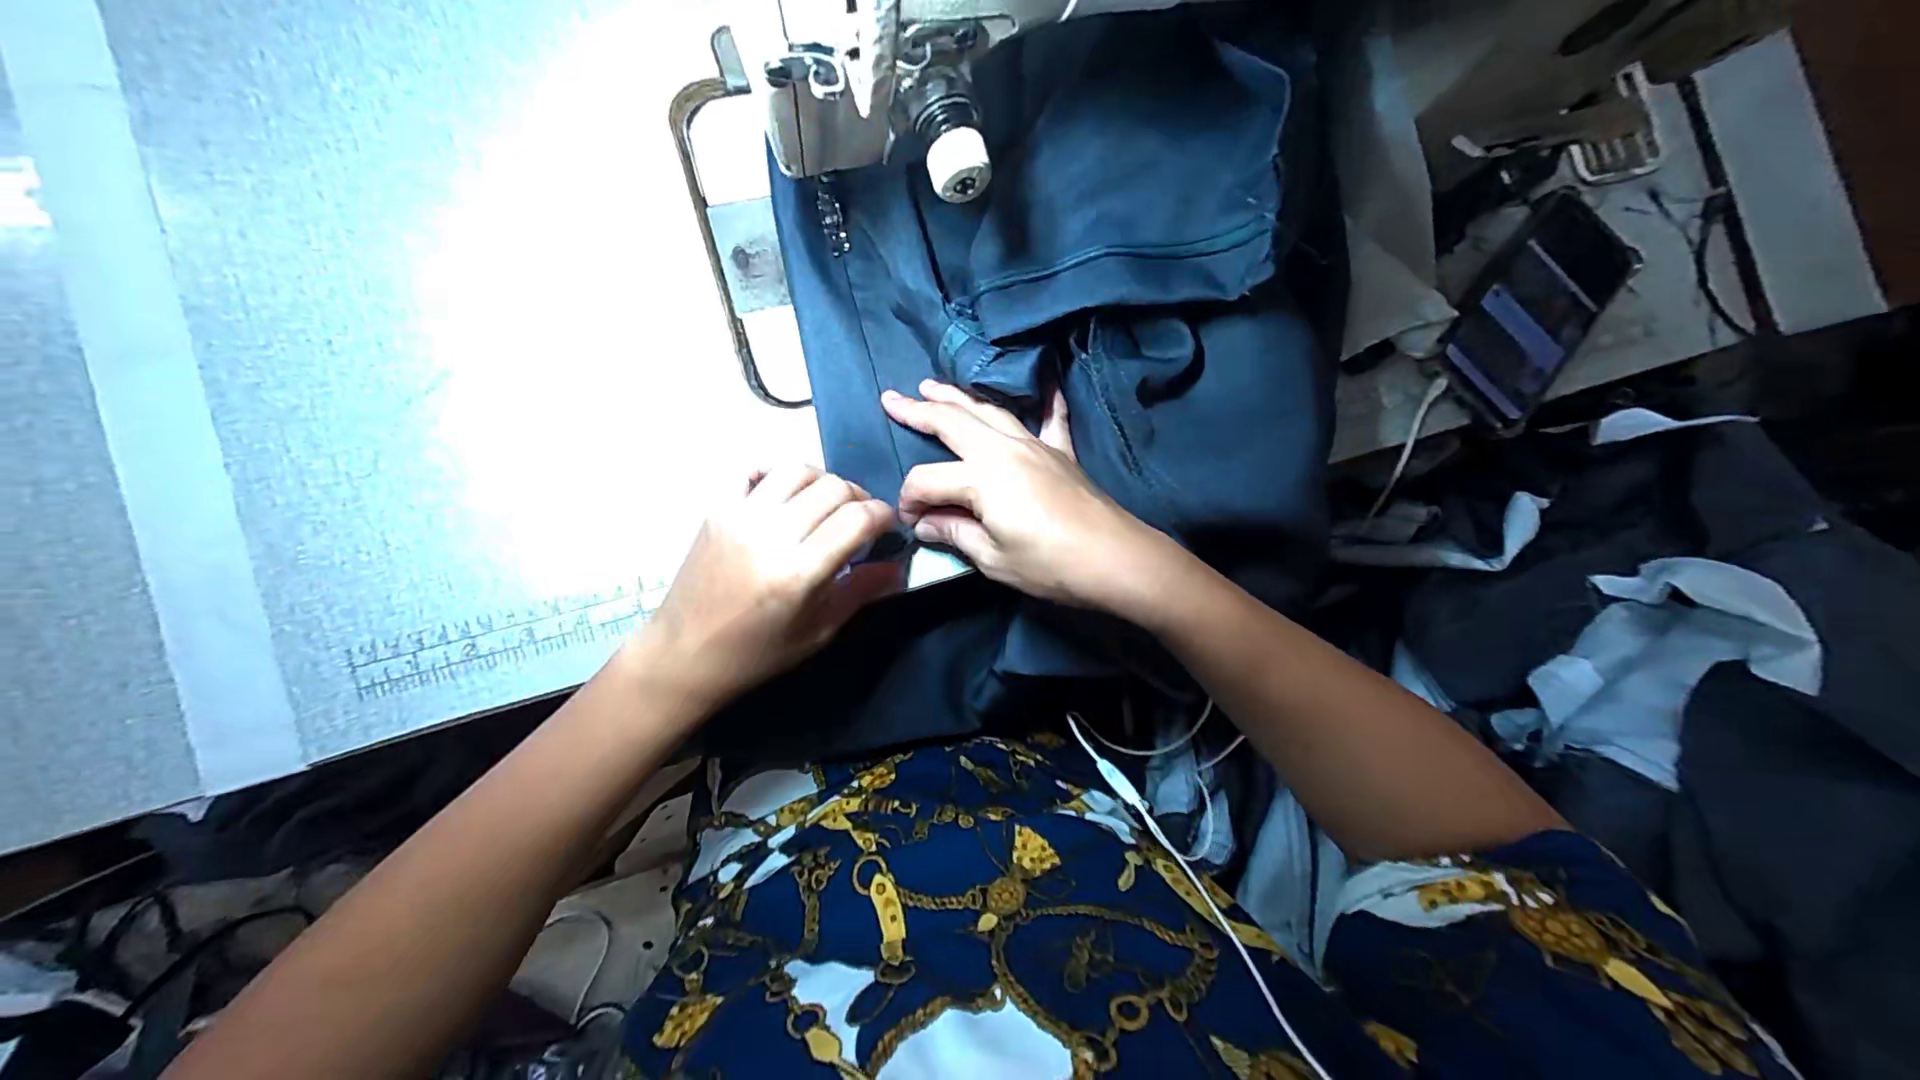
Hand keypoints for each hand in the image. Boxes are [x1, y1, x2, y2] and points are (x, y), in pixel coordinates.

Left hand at [628, 466, 900, 710]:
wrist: (684, 654)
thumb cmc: (756, 653)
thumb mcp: (819, 632)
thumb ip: (861, 592)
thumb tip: (896, 565)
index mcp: (798, 573)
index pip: (857, 519)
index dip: (883, 515)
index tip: (887, 525)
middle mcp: (770, 534)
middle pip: (833, 487)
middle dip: (859, 498)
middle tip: (862, 519)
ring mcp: (739, 516)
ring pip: (798, 469)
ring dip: (824, 481)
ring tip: (827, 504)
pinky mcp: (716, 509)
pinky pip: (753, 469)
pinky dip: (777, 472)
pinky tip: (788, 494)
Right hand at [881, 380, 1176, 612]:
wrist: (1115, 558)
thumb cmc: (1050, 565)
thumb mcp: (993, 558)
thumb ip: (955, 534)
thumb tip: (925, 524)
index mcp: (981, 478)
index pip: (928, 480)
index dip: (910, 501)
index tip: (910, 523)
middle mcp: (1003, 449)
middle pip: (952, 422)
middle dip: (917, 410)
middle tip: (891, 398)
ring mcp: (1035, 445)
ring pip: (989, 411)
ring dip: (958, 397)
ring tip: (934, 385)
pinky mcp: (1061, 452)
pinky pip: (1051, 419)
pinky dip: (1045, 401)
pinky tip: (1046, 385)